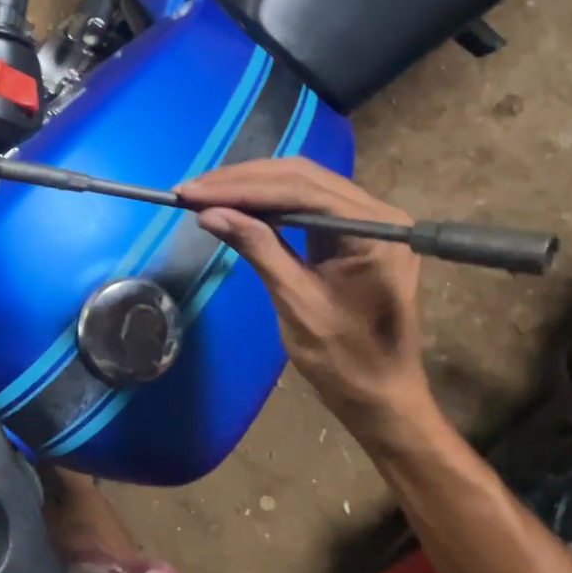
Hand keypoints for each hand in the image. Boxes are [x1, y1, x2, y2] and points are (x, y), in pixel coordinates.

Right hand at [176, 158, 434, 440]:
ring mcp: (368, 222)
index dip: (240, 187)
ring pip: (301, 184)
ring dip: (250, 187)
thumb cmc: (345, 357)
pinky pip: (305, 204)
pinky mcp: (352, 235)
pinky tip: (234, 206)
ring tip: (203, 194)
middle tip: (189, 190)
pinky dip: (266, 202)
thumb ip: (257, 248)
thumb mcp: (296, 301)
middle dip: (241, 181)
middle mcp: (377, 214)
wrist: (382, 395)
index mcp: (375, 229)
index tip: (190, 192)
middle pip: (301, 177)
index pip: (300, 190)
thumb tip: (209, 214)